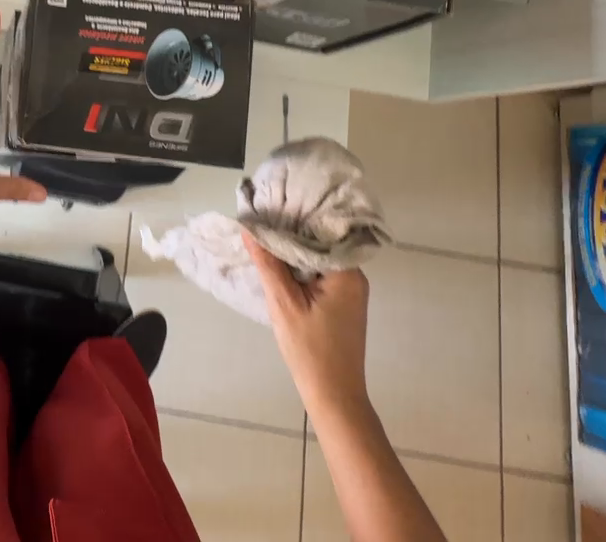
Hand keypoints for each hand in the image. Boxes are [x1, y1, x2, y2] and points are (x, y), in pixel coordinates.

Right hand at [246, 236, 371, 420]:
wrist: (334, 396)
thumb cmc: (310, 350)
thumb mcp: (283, 303)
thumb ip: (268, 263)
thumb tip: (250, 229)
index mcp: (347, 272)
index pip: (319, 232)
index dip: (292, 219)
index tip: (266, 210)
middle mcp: (354, 276)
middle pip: (319, 244)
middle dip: (290, 236)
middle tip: (259, 225)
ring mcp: (350, 291)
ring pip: (317, 260)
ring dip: (293, 254)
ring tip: (264, 242)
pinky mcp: (343, 303)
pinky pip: (319, 275)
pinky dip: (300, 270)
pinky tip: (279, 269)